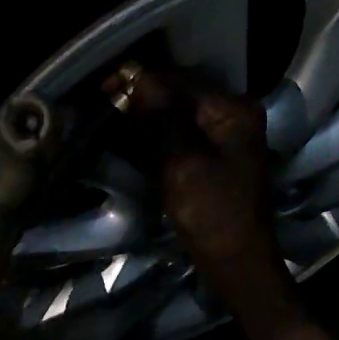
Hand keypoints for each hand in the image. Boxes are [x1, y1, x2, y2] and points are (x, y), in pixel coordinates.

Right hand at [111, 70, 303, 336]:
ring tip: (111, 116)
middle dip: (141, 97)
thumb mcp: (182, 162)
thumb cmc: (212, 213)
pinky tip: (131, 136)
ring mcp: (224, 135)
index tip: (104, 86)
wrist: (235, 262)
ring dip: (145, 115)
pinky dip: (155, 134)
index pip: (179, 80)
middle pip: (178, 94)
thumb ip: (162, 117)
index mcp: (232, 110)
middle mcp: (232, 114)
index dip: (141, 81)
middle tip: (103, 101)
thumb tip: (139, 77)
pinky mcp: (213, 155)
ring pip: (176, 114)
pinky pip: (179, 133)